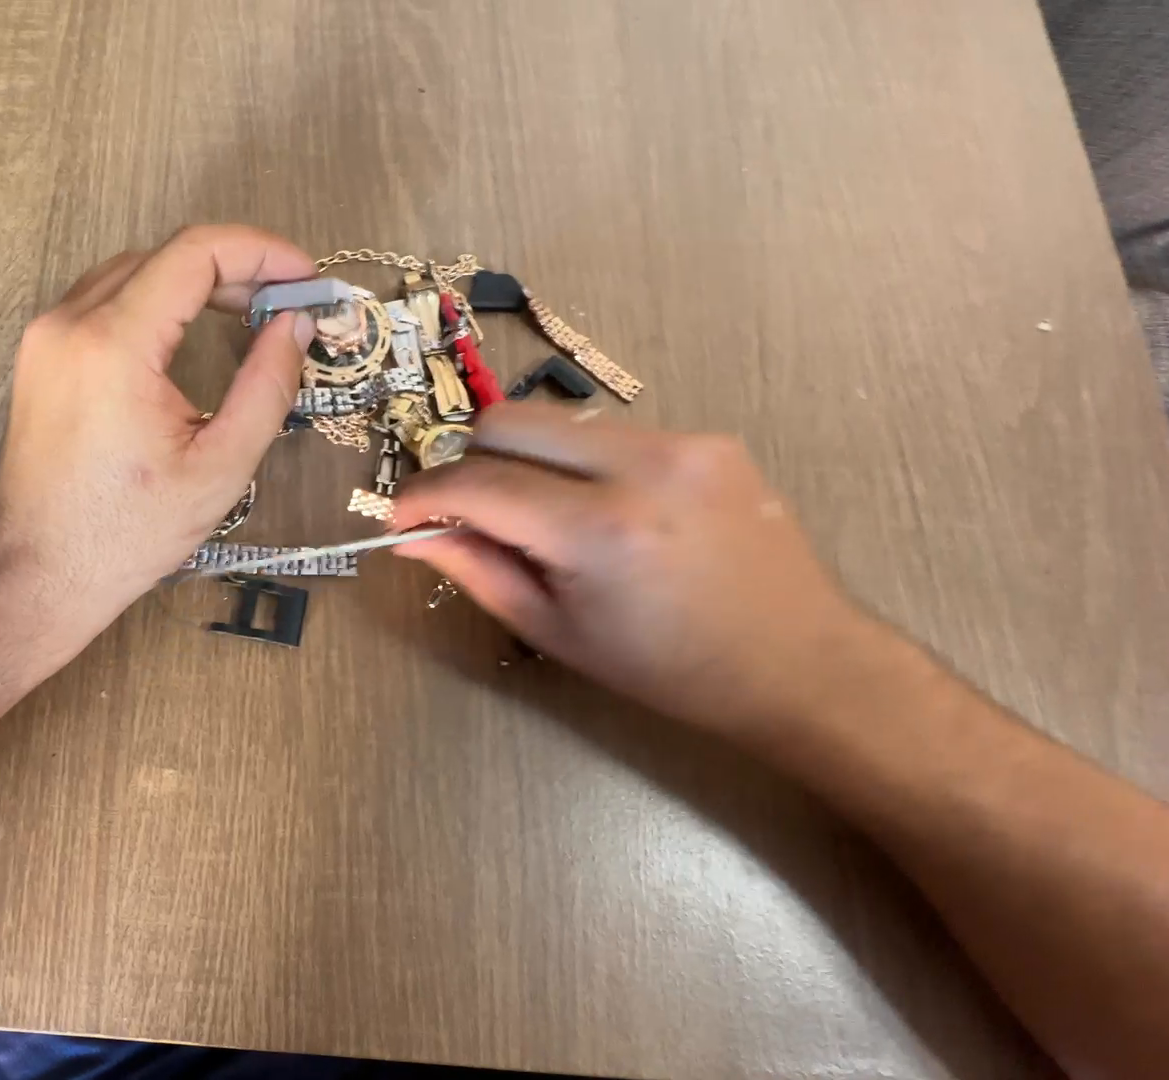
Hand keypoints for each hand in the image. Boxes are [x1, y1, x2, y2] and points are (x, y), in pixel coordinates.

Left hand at [0, 225, 316, 635]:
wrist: (42, 573)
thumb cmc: (131, 533)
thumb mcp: (220, 466)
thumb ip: (267, 385)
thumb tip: (295, 324)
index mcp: (113, 344)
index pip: (194, 253)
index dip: (260, 252)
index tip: (304, 278)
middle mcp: (68, 323)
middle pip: (163, 257)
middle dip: (233, 269)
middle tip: (284, 305)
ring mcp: (45, 338)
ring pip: (131, 273)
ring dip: (192, 282)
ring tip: (246, 314)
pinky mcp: (38, 358)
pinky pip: (103, 302)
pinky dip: (153, 303)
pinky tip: (186, 333)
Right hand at [391, 401, 877, 736]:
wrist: (801, 663)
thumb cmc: (665, 668)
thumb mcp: (552, 630)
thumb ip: (474, 568)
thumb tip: (409, 535)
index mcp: (600, 530)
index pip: (477, 482)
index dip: (421, 495)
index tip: (401, 518)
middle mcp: (642, 464)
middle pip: (506, 422)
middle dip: (465, 463)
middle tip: (464, 514)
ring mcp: (681, 440)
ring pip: (552, 421)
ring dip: (518, 461)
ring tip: (532, 517)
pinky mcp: (704, 437)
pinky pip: (602, 433)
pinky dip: (570, 464)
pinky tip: (591, 511)